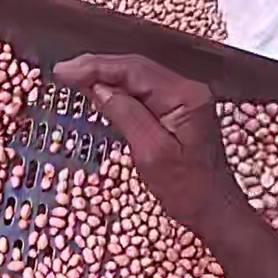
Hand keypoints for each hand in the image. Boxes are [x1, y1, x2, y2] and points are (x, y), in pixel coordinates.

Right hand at [53, 53, 241, 230]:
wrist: (215, 210)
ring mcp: (183, 98)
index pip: (134, 70)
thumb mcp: (152, 154)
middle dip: (96, 67)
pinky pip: (142, 91)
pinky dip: (117, 89)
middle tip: (62, 72)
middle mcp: (186, 89)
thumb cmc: (187, 190)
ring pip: (137, 77)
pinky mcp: (177, 110)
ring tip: (72, 77)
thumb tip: (98, 88)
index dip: (95, 67)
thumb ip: (126, 116)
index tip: (63, 72)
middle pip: (135, 68)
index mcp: (184, 97)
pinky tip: (97, 90)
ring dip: (104, 75)